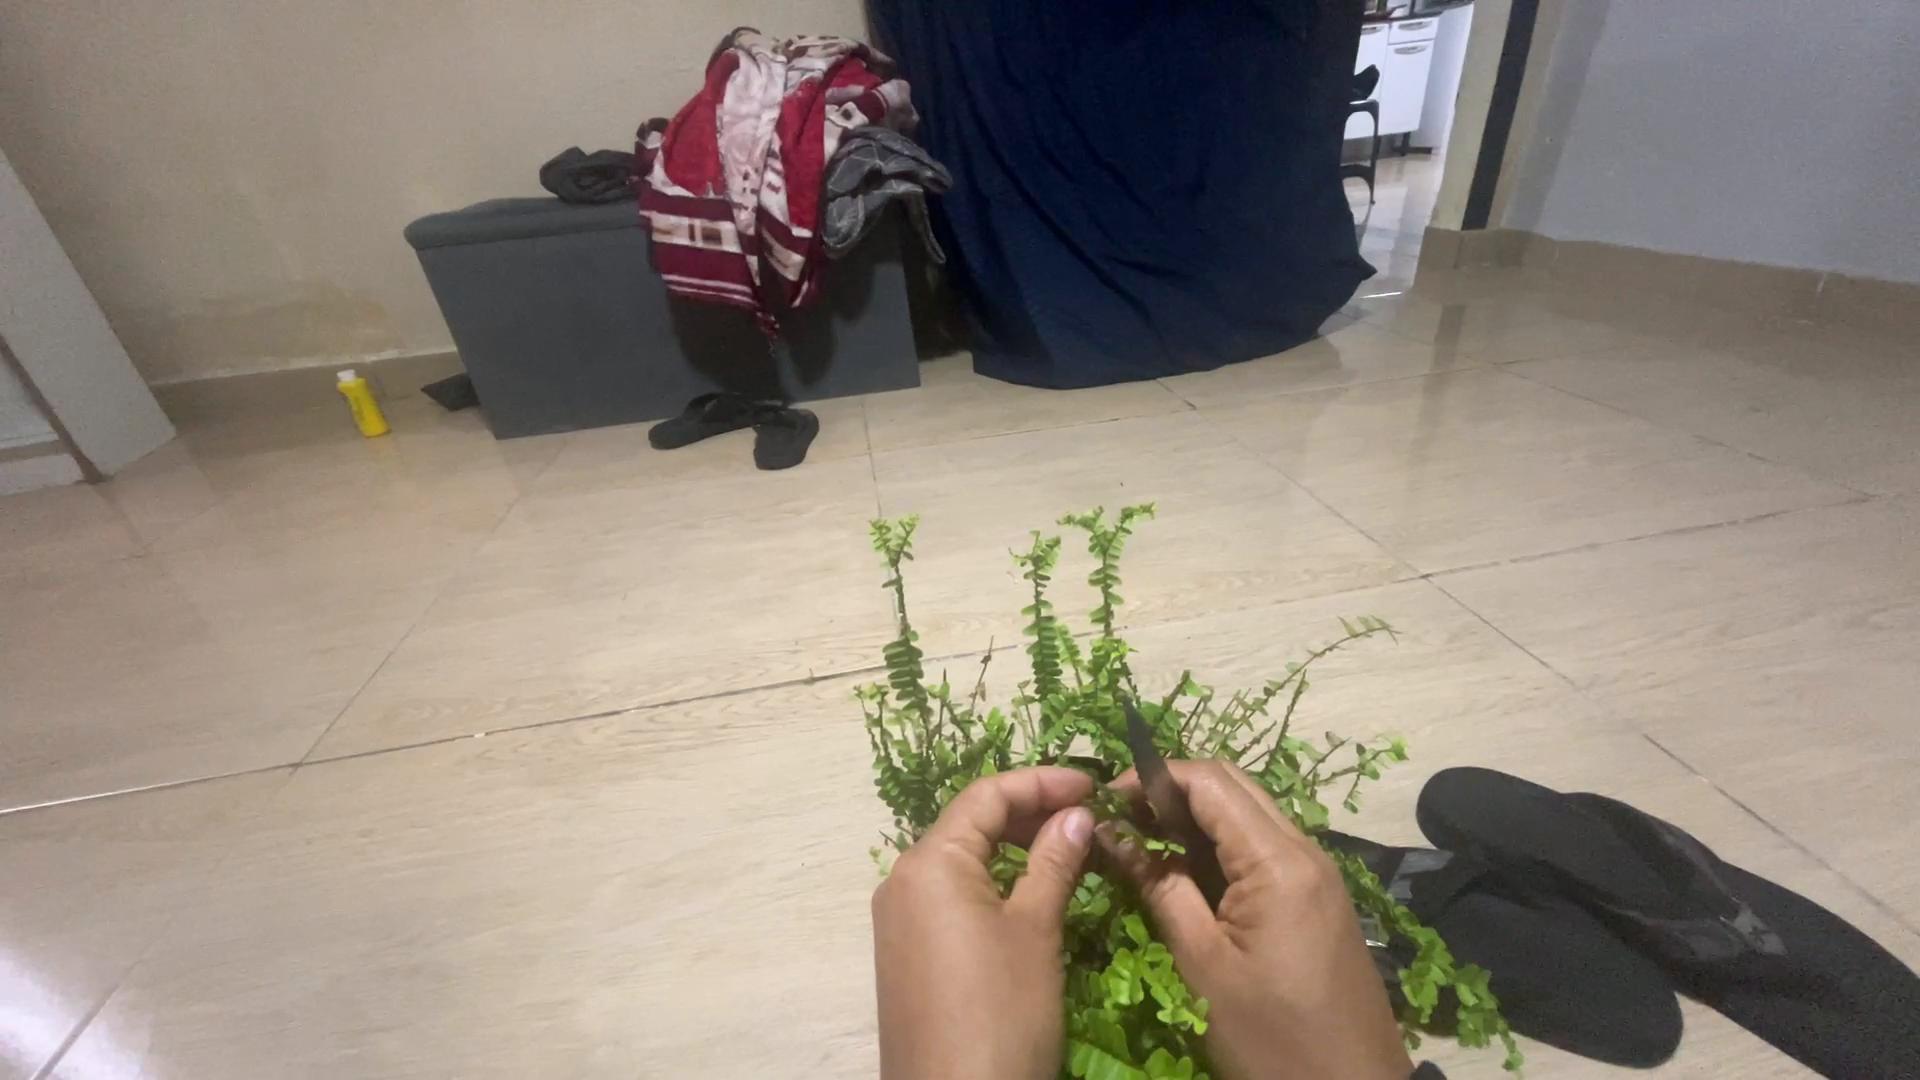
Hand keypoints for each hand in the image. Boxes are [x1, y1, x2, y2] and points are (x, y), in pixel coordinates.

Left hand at [872, 767, 1096, 1079]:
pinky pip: (950, 892)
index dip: (1041, 782)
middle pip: (970, 821)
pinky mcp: (906, 949)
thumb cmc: (1000, 1013)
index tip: (1091, 785)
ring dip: (1011, 844)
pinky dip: (991, 879)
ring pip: (961, 857)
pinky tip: (1028, 889)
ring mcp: (900, 916)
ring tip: (1065, 845)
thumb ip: (1054, 860)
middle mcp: (904, 877)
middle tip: (1085, 814)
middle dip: (1027, 810)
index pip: (986, 795)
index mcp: (930, 861)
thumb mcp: (1035, 930)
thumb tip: (1077, 814)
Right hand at [1111, 760, 1411, 1079]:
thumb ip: (1159, 885)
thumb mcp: (1203, 965)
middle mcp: (1304, 850)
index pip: (1208, 781)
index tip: (1108, 798)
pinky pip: (1261, 843)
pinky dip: (1218, 840)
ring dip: (1193, 813)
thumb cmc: (1274, 1042)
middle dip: (1171, 788)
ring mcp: (1316, 872)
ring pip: (1246, 810)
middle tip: (1125, 817)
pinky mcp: (1317, 895)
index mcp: (1278, 861)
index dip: (1153, 776)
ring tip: (1144, 839)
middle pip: (1230, 784)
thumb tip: (1110, 831)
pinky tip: (1185, 868)